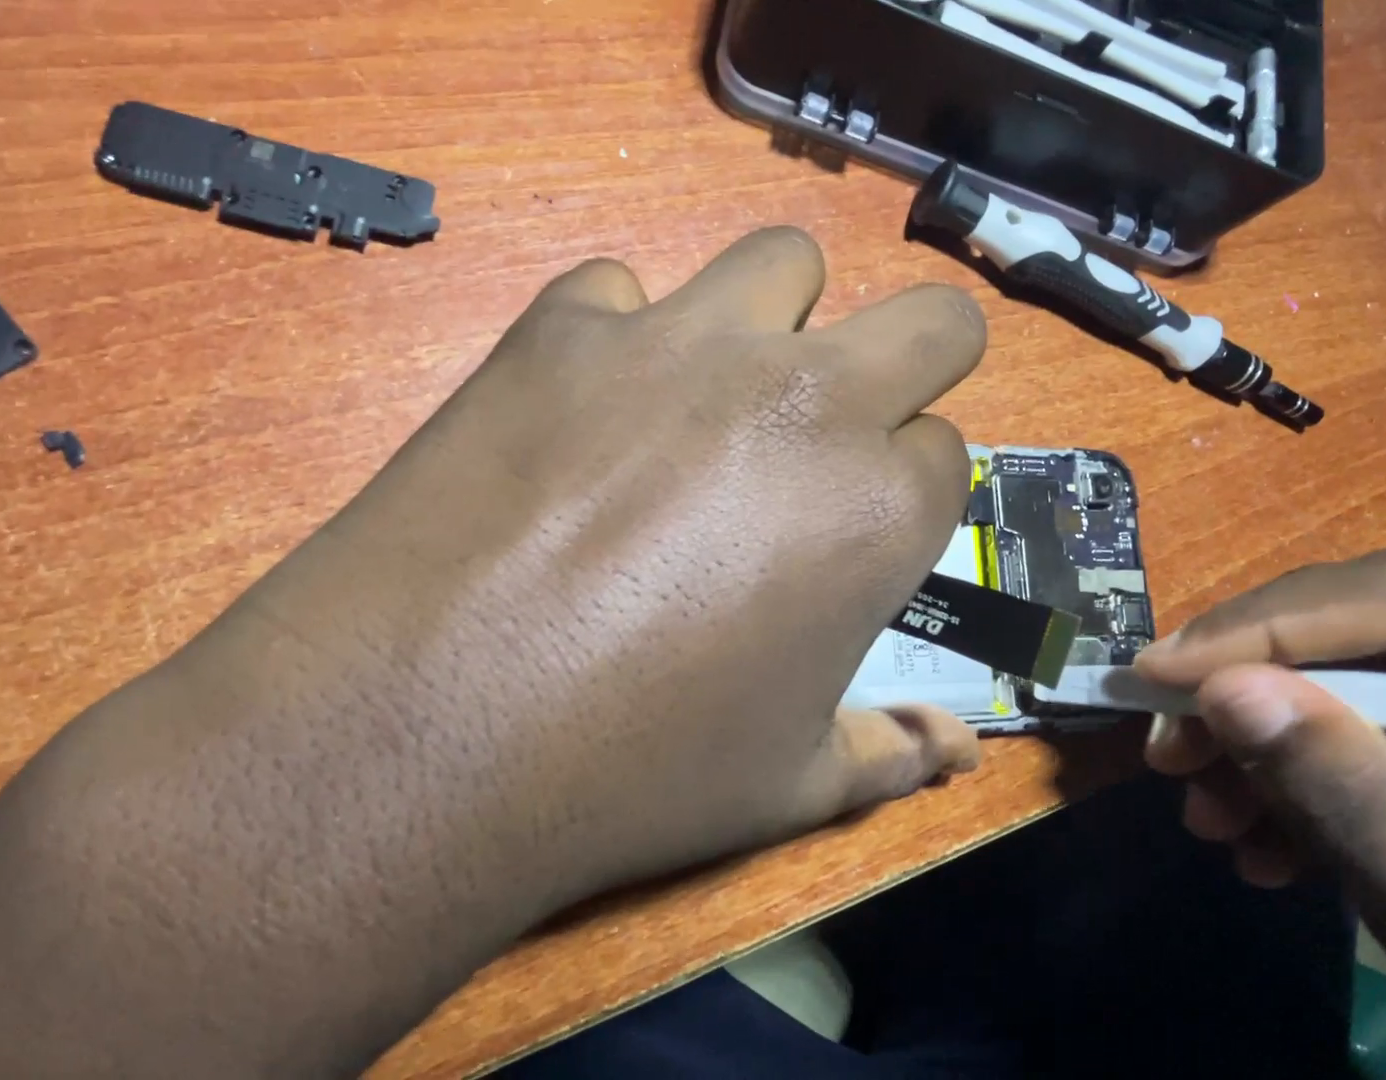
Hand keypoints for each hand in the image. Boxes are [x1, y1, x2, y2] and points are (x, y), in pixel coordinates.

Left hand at [251, 225, 986, 895]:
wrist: (427, 726)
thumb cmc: (632, 773)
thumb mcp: (787, 786)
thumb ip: (890, 752)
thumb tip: (957, 749)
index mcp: (878, 507)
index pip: (946, 451)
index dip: (901, 490)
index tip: (848, 529)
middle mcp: (805, 399)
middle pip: (929, 321)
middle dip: (907, 367)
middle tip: (829, 433)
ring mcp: (679, 343)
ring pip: (782, 264)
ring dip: (773, 321)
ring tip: (710, 399)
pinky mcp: (562, 325)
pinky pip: (620, 291)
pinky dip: (619, 338)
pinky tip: (581, 410)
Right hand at [1135, 550, 1385, 1079]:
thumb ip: (1355, 801)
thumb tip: (1222, 692)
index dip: (1262, 628)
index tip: (1151, 675)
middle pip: (1369, 630)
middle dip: (1249, 690)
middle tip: (1167, 751)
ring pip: (1358, 675)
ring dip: (1265, 742)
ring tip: (1208, 816)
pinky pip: (1378, 722)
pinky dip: (1306, 772)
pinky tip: (1265, 840)